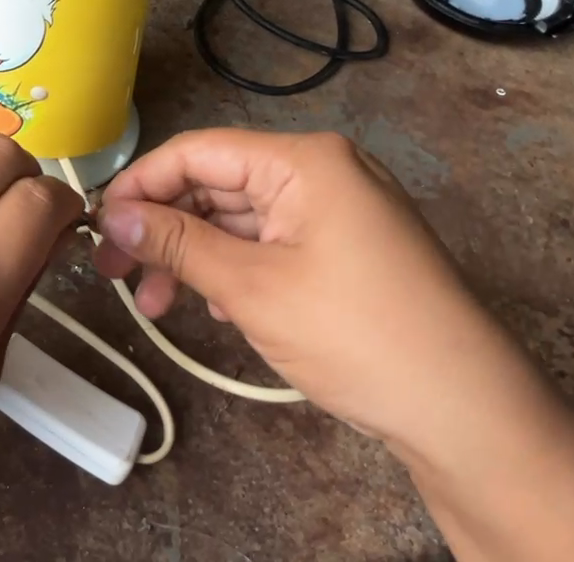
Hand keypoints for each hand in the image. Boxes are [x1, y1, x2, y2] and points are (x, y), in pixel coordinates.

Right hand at [90, 128, 525, 450]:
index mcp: (303, 161)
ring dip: (192, 257)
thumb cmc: (358, 336)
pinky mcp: (342, 249)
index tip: (100, 227)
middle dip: (162, 230)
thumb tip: (111, 216)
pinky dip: (230, 271)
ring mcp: (334, 212)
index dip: (140, 185)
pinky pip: (266, 244)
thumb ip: (176, 242)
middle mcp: (319, 172)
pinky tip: (213, 309)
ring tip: (157, 306)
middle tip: (116, 274)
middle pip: (213, 186)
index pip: (196, 152)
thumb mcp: (252, 288)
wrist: (473, 419)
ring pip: (235, 220)